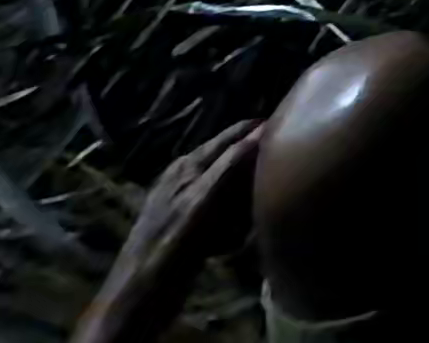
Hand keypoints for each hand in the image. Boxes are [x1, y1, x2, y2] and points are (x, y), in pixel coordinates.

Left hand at [72, 120, 262, 342]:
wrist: (135, 303)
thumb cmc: (169, 246)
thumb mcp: (202, 200)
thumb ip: (232, 162)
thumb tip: (266, 126)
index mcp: (190, 162)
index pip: (238, 131)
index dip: (265, 130)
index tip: (293, 137)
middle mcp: (190, 174)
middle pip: (238, 156)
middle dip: (258, 167)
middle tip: (278, 179)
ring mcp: (190, 199)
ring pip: (235, 183)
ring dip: (249, 194)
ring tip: (256, 210)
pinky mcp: (193, 223)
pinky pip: (227, 207)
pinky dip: (237, 216)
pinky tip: (238, 233)